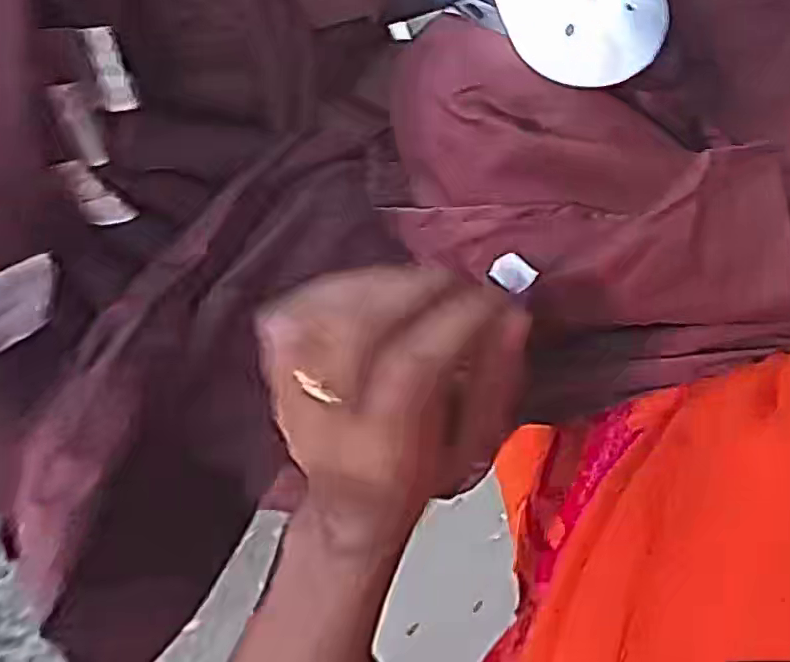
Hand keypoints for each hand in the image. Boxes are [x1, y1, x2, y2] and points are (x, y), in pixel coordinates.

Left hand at [257, 267, 529, 544]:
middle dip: (421, 289)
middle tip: (461, 283)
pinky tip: (380, 285)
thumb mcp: (477, 445)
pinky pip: (297, 309)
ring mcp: (293, 394)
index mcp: (382, 452)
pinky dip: (342, 285)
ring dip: (387, 282)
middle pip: (360, 329)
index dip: (459, 320)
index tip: (495, 299)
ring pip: (327, 312)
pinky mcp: (277, 369)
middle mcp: (326, 423)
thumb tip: (512, 317)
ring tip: (428, 281)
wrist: (348, 507)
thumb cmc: (420, 475)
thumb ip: (497, 379)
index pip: (411, 367)